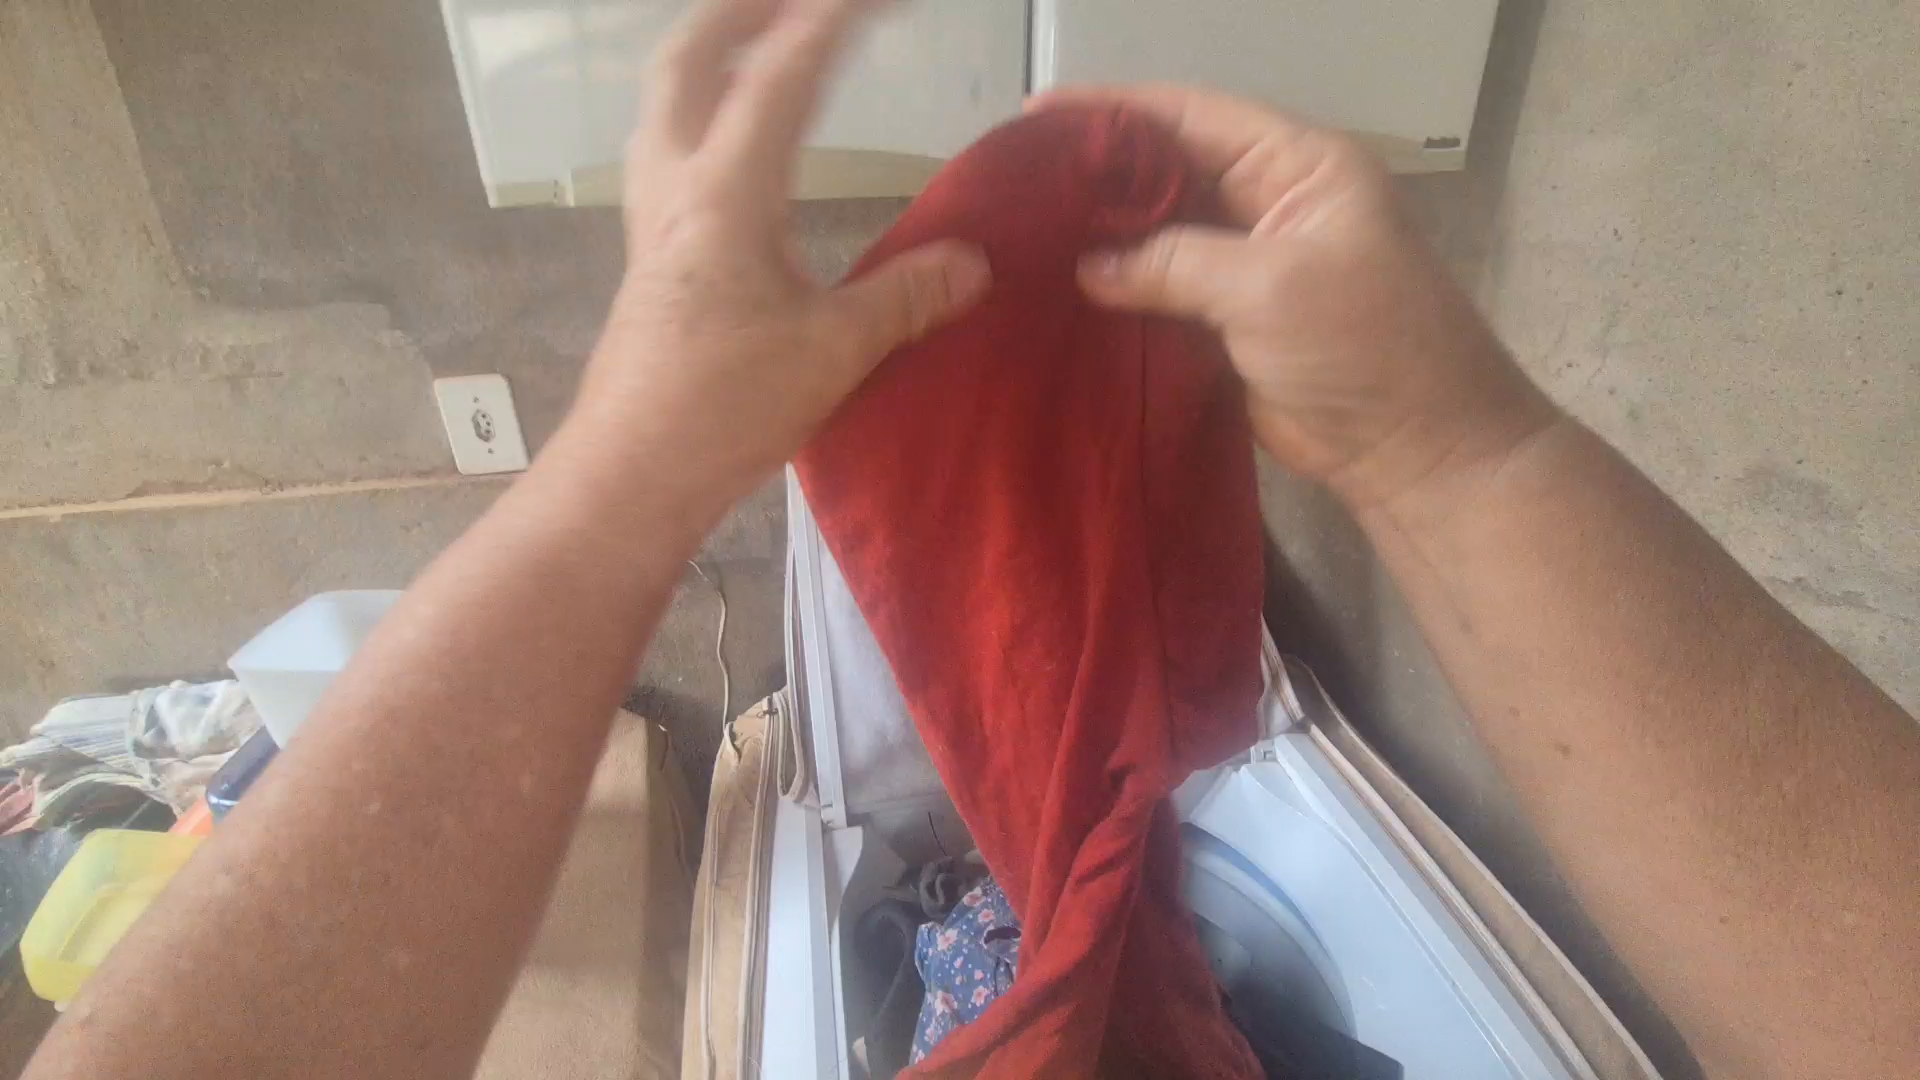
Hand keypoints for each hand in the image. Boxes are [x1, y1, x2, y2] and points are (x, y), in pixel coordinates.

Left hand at [569, 0, 992, 508]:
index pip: (781, 74)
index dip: (833, 17)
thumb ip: (906, 298)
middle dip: (740, 8)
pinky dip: (704, 127)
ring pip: (665, 108)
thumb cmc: (726, 405)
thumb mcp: (833, 351)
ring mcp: (653, 225)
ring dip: (708, 62)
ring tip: (758, 56)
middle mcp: (676, 188)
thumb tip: (975, 264)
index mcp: (725, 193)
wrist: (635, 472)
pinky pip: (671, 162)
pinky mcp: (651, 265)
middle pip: (687, 58)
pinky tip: (737, 165)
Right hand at [1035, 85, 1557, 510]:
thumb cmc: (1360, 346)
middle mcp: (1265, 205)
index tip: (1039, 113)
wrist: (1405, 446)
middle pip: (1167, 175)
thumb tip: (1086, 266)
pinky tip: (1067, 295)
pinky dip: (1118, 296)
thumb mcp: (1269, 285)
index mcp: (1296, 165)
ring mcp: (1241, 269)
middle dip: (1099, 177)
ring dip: (1102, 240)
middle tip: (1024, 184)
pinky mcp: (1222, 324)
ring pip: (1158, 239)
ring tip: (1030, 236)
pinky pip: (1160, 297)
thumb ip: (1174, 264)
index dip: (1115, 111)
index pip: (1192, 116)